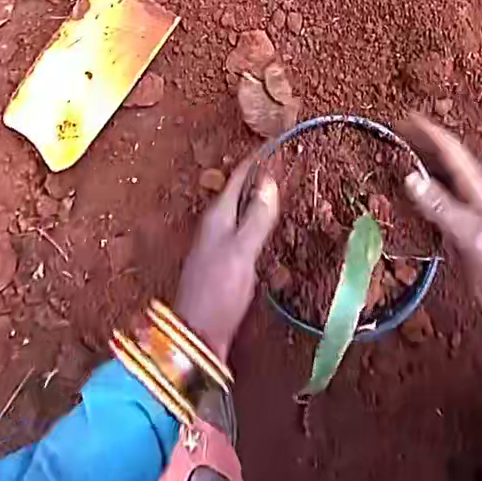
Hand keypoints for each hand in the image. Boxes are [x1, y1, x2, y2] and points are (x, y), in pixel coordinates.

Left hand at [172, 154, 280, 358]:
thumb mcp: (241, 252)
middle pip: (240, 190)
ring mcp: (219, 243)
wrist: (196, 337)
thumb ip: (256, 218)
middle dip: (260, 175)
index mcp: (218, 215)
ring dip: (260, 198)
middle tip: (285, 162)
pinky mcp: (226, 261)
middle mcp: (217, 224)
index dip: (257, 159)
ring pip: (243, 210)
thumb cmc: (217, 292)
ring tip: (283, 188)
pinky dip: (261, 221)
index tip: (276, 143)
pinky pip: (246, 229)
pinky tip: (272, 228)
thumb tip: (270, 182)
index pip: (239, 176)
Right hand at [396, 111, 481, 334]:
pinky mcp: (465, 232)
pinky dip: (425, 190)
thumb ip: (440, 206)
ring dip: (424, 163)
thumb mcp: (471, 234)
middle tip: (399, 131)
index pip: (452, 150)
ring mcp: (471, 212)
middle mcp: (475, 193)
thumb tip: (411, 178)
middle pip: (447, 159)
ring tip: (402, 152)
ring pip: (443, 178)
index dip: (430, 132)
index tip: (407, 118)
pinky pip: (440, 201)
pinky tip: (413, 193)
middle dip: (424, 143)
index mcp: (480, 187)